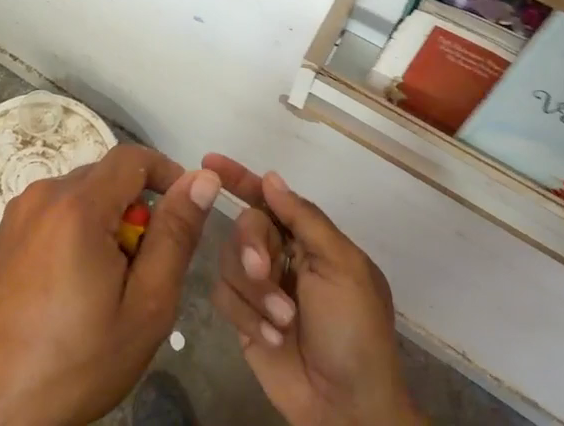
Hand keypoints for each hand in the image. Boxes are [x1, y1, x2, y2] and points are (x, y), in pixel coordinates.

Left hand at [0, 144, 220, 425]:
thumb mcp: (146, 305)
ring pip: (80, 197)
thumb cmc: (78, 361)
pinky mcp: (3, 236)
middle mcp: (42, 196)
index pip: (133, 157)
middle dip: (137, 209)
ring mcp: (17, 215)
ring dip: (107, 224)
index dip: (168, 173)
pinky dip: (77, 234)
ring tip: (112, 287)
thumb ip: (176, 235)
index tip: (188, 211)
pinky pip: (55, 215)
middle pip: (106, 177)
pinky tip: (76, 289)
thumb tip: (201, 179)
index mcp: (77, 206)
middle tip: (149, 269)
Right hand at [205, 154, 423, 425]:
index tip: (208, 162)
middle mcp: (283, 257)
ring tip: (284, 322)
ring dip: (256, 292)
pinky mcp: (242, 318)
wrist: (346, 406)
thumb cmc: (355, 331)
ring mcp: (260, 288)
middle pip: (246, 227)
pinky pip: (223, 296)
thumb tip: (270, 178)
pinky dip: (247, 317)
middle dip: (252, 247)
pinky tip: (273, 339)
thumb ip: (305, 219)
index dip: (240, 178)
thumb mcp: (343, 267)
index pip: (270, 198)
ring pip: (229, 261)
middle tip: (265, 273)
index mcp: (311, 239)